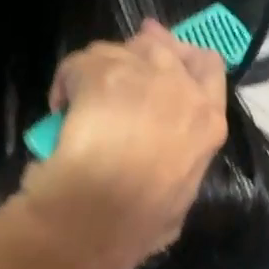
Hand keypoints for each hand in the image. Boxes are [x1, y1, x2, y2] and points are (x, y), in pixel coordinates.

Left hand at [13, 19, 228, 268]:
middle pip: (164, 48)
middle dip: (144, 51)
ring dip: (103, 67)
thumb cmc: (142, 221)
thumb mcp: (177, 208)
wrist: (103, 208)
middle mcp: (180, 87)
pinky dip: (67, 82)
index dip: (187, 60)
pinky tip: (58, 108)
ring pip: (121, 50)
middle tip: (119, 67)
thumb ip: (178, 182)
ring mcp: (141, 73)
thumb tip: (165, 190)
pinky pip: (81, 62)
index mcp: (207, 124)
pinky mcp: (100, 70)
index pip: (210, 69)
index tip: (168, 62)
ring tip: (82, 96)